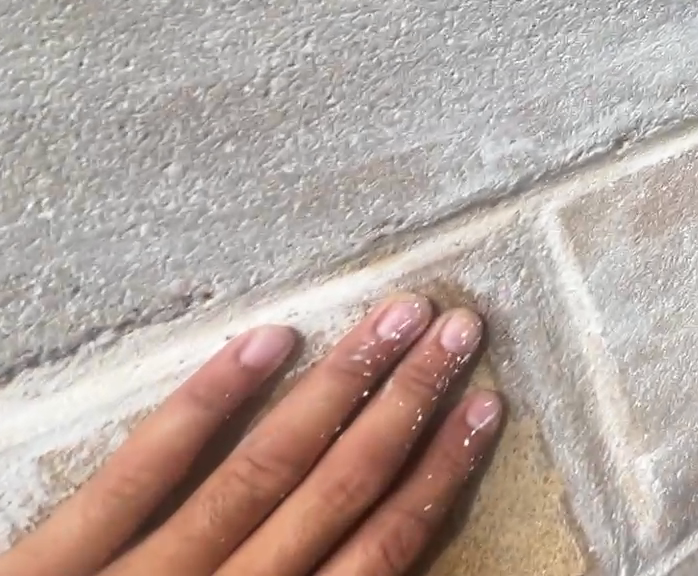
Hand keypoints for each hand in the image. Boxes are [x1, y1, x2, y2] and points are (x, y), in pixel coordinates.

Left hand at [0, 296, 503, 575]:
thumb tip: (389, 554)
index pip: (384, 548)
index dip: (442, 471)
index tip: (488, 403)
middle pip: (340, 488)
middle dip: (410, 401)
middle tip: (460, 328)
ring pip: (263, 467)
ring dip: (341, 382)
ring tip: (397, 313)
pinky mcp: (39, 574)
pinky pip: (131, 479)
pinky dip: (203, 406)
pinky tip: (268, 339)